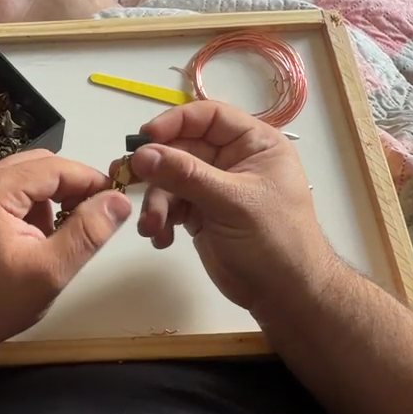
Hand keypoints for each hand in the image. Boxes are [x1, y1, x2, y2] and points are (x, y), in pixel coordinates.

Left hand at [0, 150, 132, 362]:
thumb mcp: (50, 270)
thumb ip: (87, 232)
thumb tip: (120, 200)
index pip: (53, 167)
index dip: (90, 180)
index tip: (118, 199)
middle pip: (40, 166)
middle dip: (73, 186)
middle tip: (97, 215)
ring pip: (28, 178)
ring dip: (55, 197)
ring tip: (69, 231)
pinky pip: (14, 194)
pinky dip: (36, 208)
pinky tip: (44, 237)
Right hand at [131, 101, 343, 312]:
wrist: (285, 297)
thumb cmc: (273, 240)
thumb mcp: (231, 202)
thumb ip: (185, 175)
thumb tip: (141, 154)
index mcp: (254, 143)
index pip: (208, 116)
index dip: (175, 122)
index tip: (145, 139)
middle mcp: (232, 159)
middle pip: (181, 148)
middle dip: (157, 170)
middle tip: (127, 179)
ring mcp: (214, 187)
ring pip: (170, 179)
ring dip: (157, 203)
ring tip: (152, 226)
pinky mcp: (200, 213)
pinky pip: (170, 204)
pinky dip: (161, 219)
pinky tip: (161, 238)